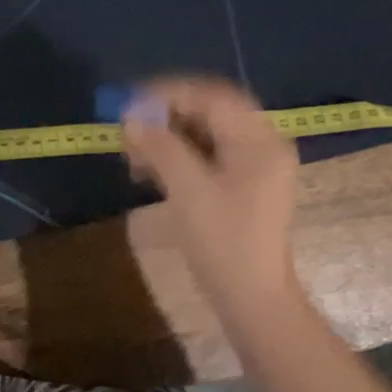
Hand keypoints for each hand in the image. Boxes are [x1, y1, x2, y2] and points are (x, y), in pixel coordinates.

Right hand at [122, 77, 300, 312]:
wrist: (252, 298)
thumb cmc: (223, 243)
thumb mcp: (188, 191)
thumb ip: (160, 148)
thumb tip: (131, 118)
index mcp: (258, 141)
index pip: (212, 96)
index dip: (168, 93)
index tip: (128, 102)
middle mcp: (262, 146)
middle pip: (211, 112)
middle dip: (166, 115)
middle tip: (128, 128)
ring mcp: (255, 168)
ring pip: (207, 134)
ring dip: (169, 136)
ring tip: (134, 153)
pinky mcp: (243, 188)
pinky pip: (209, 156)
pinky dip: (179, 156)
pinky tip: (151, 169)